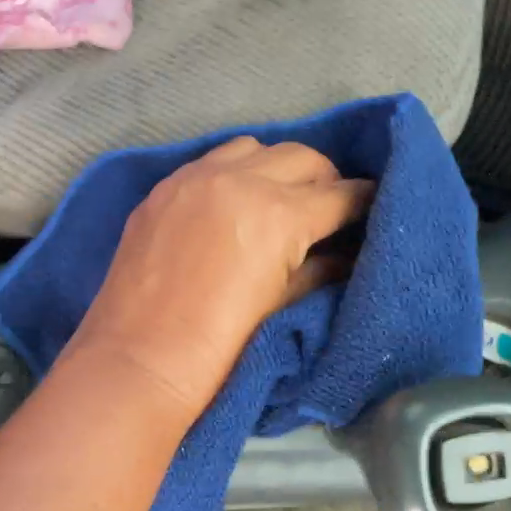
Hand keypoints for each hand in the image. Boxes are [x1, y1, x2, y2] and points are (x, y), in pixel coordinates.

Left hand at [62, 137, 374, 415]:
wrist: (137, 363)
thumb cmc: (220, 348)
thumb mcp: (282, 306)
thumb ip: (321, 270)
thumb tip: (347, 255)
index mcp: (279, 214)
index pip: (341, 194)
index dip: (365, 202)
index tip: (373, 209)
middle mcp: (239, 180)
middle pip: (302, 158)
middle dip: (325, 179)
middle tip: (329, 208)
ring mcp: (194, 178)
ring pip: (254, 147)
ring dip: (276, 167)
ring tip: (278, 199)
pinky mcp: (163, 188)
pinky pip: (210, 161)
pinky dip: (233, 173)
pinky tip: (232, 203)